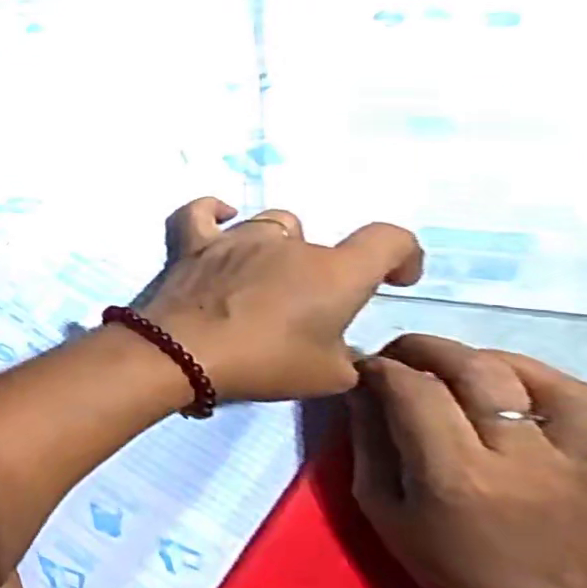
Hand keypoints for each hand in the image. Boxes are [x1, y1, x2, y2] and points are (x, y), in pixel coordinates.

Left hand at [141, 197, 423, 402]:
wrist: (183, 353)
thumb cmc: (264, 364)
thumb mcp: (330, 376)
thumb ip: (346, 355)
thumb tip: (341, 348)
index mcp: (335, 272)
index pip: (389, 239)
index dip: (403, 255)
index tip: (395, 279)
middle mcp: (287, 244)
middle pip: (315, 242)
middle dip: (318, 271)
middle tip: (301, 308)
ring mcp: (235, 239)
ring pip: (267, 225)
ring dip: (274, 247)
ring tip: (264, 280)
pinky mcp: (191, 244)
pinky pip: (199, 213)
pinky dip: (211, 212)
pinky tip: (220, 217)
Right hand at [352, 335, 586, 587]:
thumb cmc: (454, 573)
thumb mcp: (383, 510)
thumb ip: (368, 443)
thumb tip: (359, 387)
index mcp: (457, 476)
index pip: (413, 389)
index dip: (378, 366)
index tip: (361, 367)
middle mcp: (522, 462)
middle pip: (478, 370)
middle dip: (426, 348)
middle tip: (400, 354)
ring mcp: (577, 466)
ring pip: (552, 383)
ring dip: (498, 360)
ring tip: (466, 367)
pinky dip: (568, 393)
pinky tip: (531, 395)